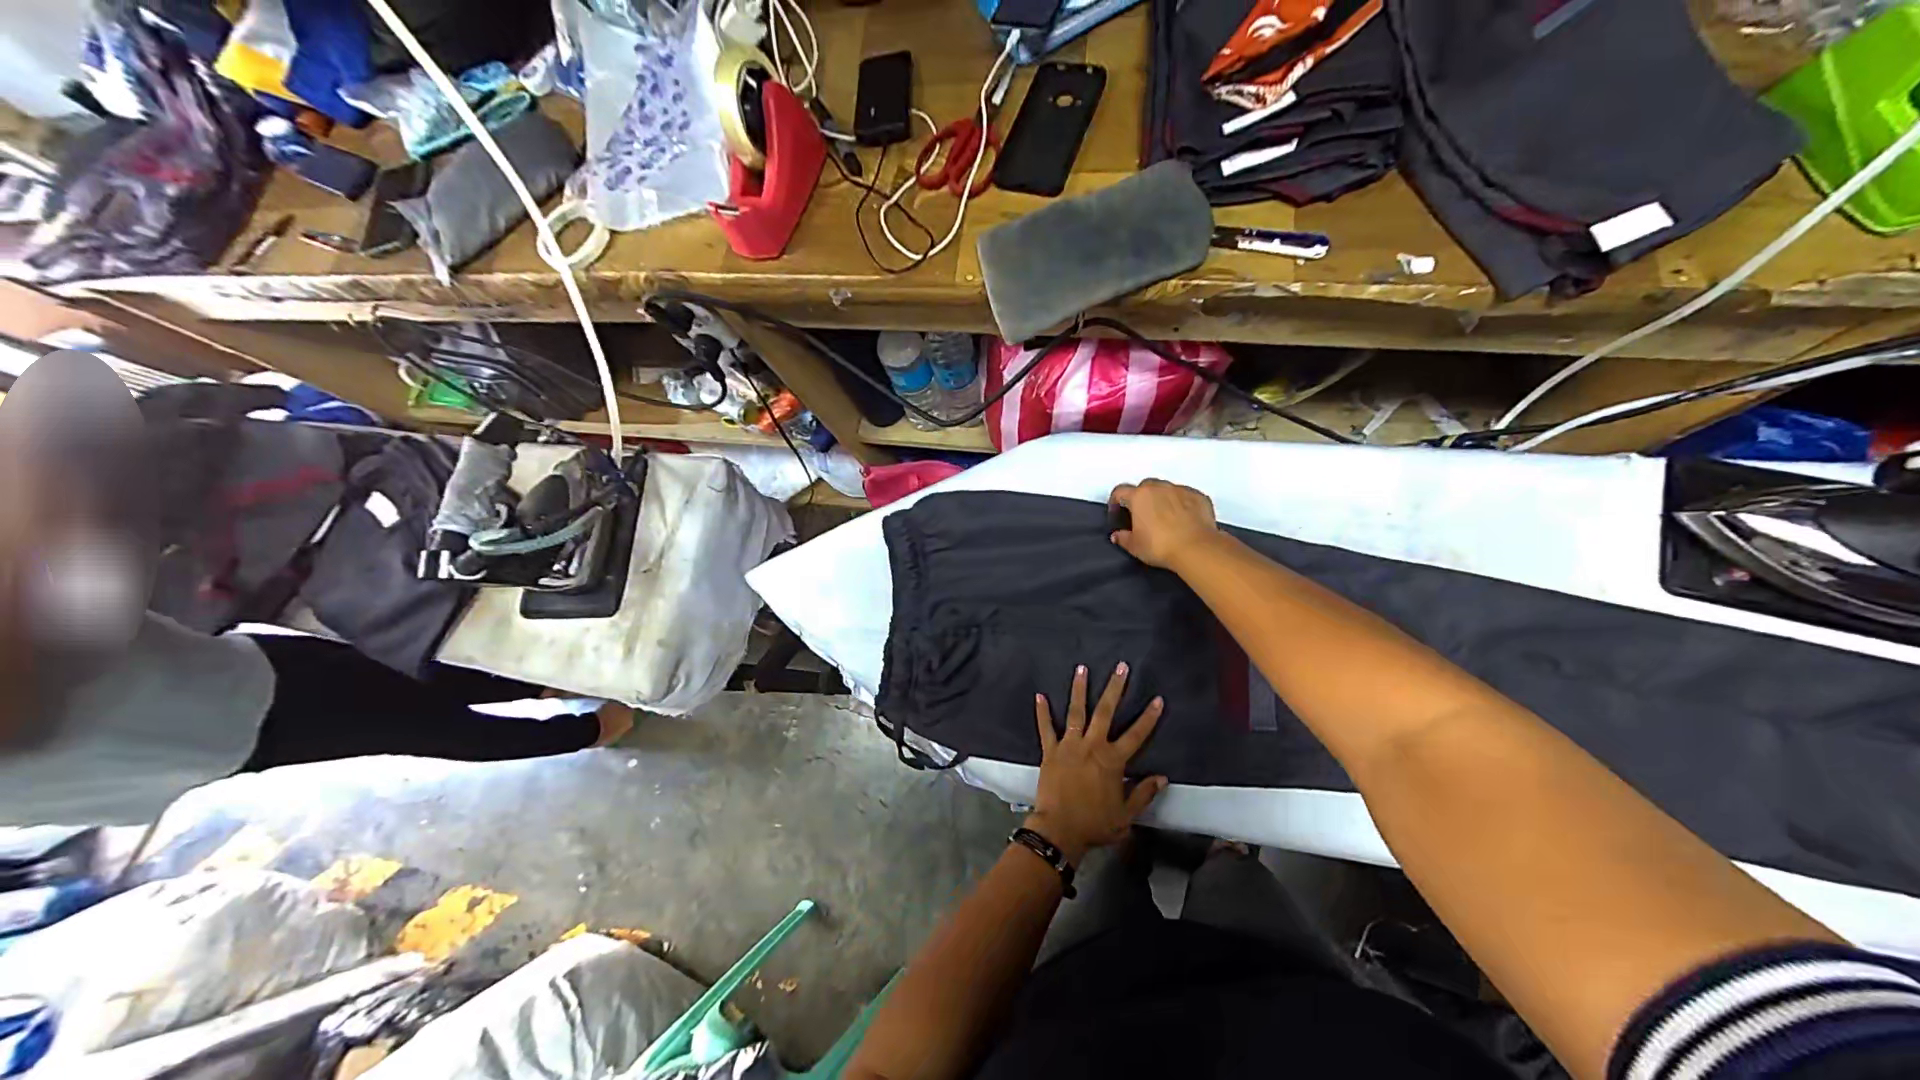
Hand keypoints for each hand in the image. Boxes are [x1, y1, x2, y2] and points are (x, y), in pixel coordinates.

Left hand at [1027, 663, 1168, 863]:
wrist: (1059, 829)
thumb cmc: (1095, 824)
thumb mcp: (1127, 814)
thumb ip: (1144, 793)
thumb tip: (1161, 778)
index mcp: (1113, 760)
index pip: (1136, 734)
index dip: (1149, 717)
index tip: (1158, 699)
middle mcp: (1092, 746)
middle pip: (1106, 711)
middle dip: (1115, 687)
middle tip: (1121, 667)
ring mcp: (1069, 746)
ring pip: (1076, 711)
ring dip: (1079, 689)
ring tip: (1082, 668)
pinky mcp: (1050, 751)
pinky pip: (1045, 728)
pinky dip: (1042, 712)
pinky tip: (1039, 695)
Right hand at [1109, 479, 1217, 570]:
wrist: (1196, 548)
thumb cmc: (1161, 546)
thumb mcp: (1135, 546)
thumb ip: (1123, 538)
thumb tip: (1117, 535)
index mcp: (1139, 496)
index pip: (1120, 491)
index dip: (1115, 501)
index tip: (1117, 512)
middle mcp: (1159, 487)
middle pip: (1145, 486)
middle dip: (1141, 498)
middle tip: (1142, 515)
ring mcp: (1180, 490)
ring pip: (1166, 489)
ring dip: (1162, 499)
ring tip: (1164, 518)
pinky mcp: (1198, 496)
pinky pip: (1185, 496)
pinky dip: (1181, 504)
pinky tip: (1183, 519)